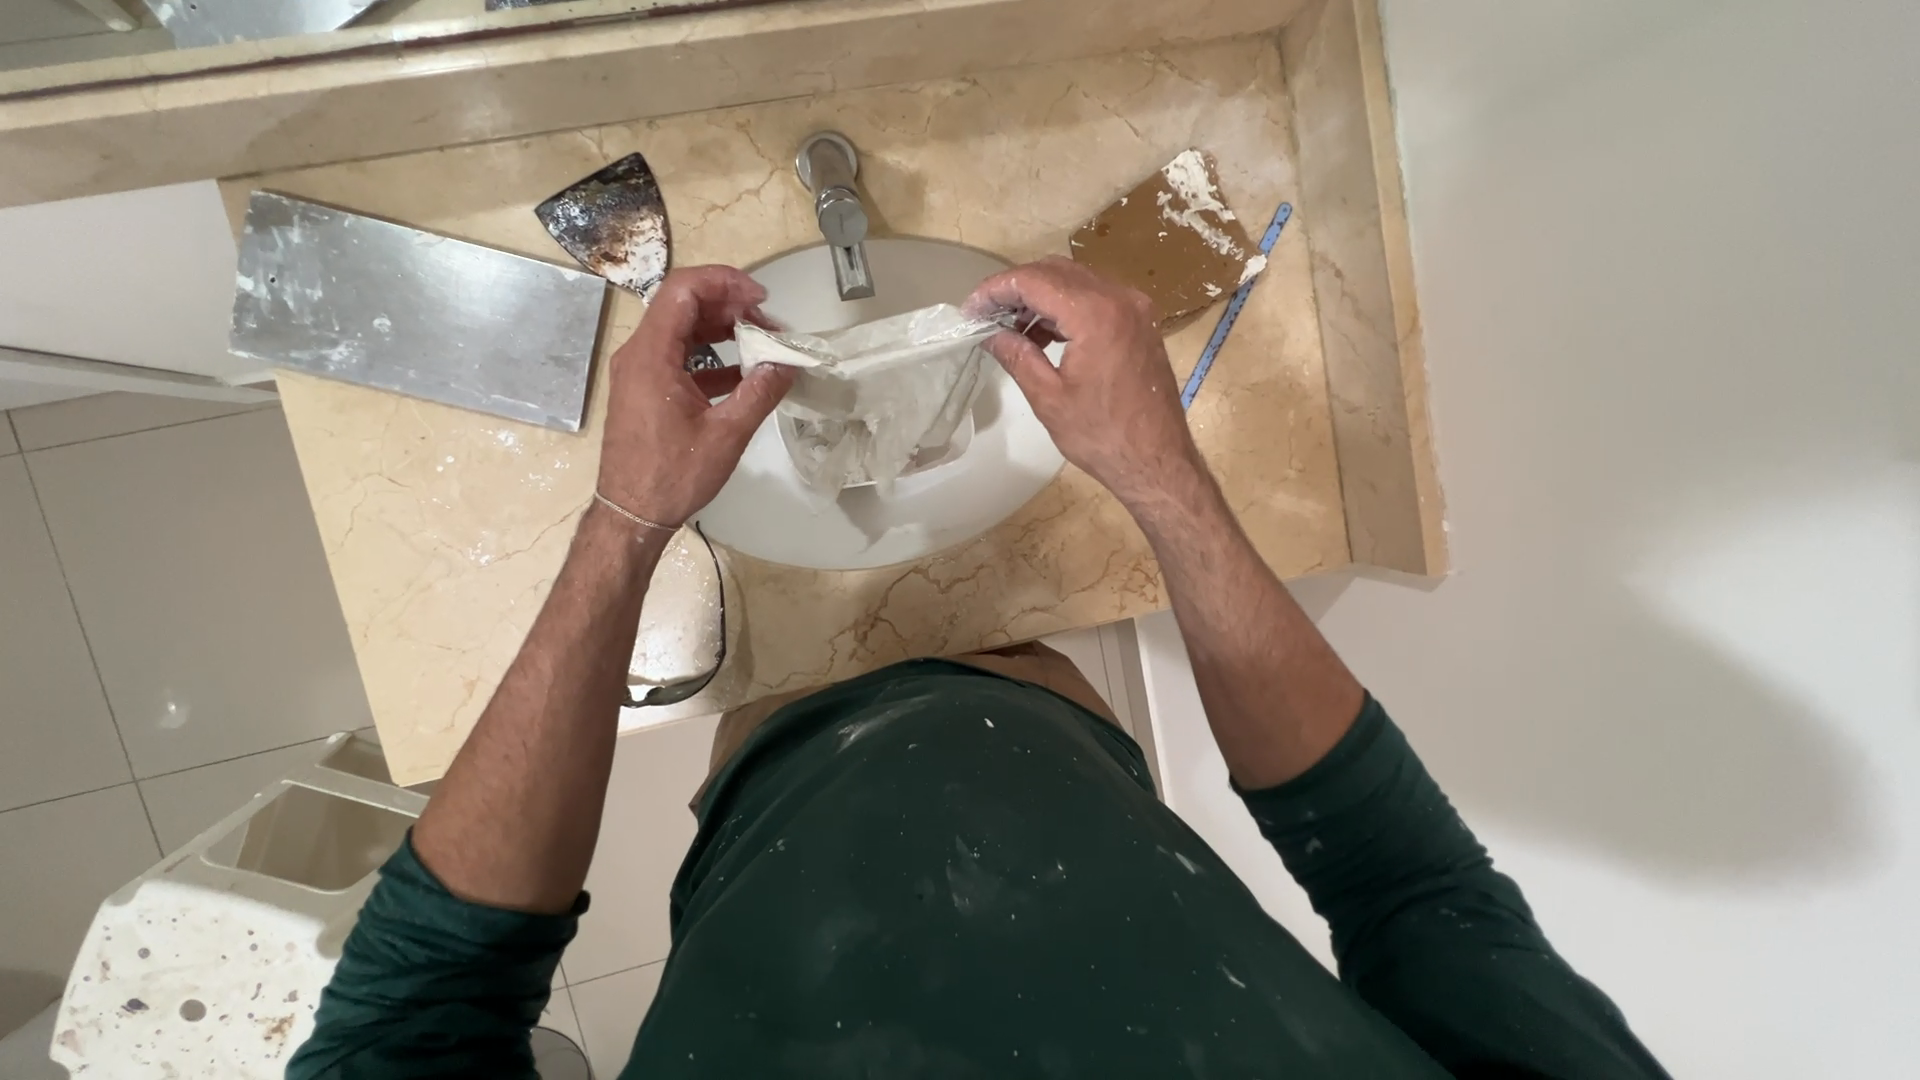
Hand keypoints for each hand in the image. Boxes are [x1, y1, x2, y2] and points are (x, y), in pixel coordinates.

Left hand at [596, 266, 792, 526]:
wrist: (632, 512)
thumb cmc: (674, 475)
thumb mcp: (727, 434)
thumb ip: (761, 392)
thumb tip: (789, 363)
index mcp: (651, 355)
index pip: (684, 290)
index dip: (725, 282)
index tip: (761, 298)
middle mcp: (639, 354)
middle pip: (683, 305)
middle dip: (730, 306)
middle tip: (768, 326)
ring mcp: (640, 371)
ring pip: (682, 330)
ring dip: (723, 330)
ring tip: (762, 346)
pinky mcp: (646, 389)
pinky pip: (680, 357)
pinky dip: (712, 356)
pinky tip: (744, 374)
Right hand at [964, 256, 1204, 508]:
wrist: (1156, 461)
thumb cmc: (1102, 436)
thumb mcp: (1049, 398)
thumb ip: (1018, 357)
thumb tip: (991, 334)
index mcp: (1096, 315)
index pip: (1034, 280)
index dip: (996, 289)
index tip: (971, 309)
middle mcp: (1120, 298)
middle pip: (1056, 271)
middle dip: (1016, 288)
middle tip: (985, 315)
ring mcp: (1135, 308)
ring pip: (1076, 282)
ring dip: (1041, 297)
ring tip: (1010, 329)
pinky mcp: (1141, 323)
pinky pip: (1096, 298)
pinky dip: (1066, 308)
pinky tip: (1044, 336)